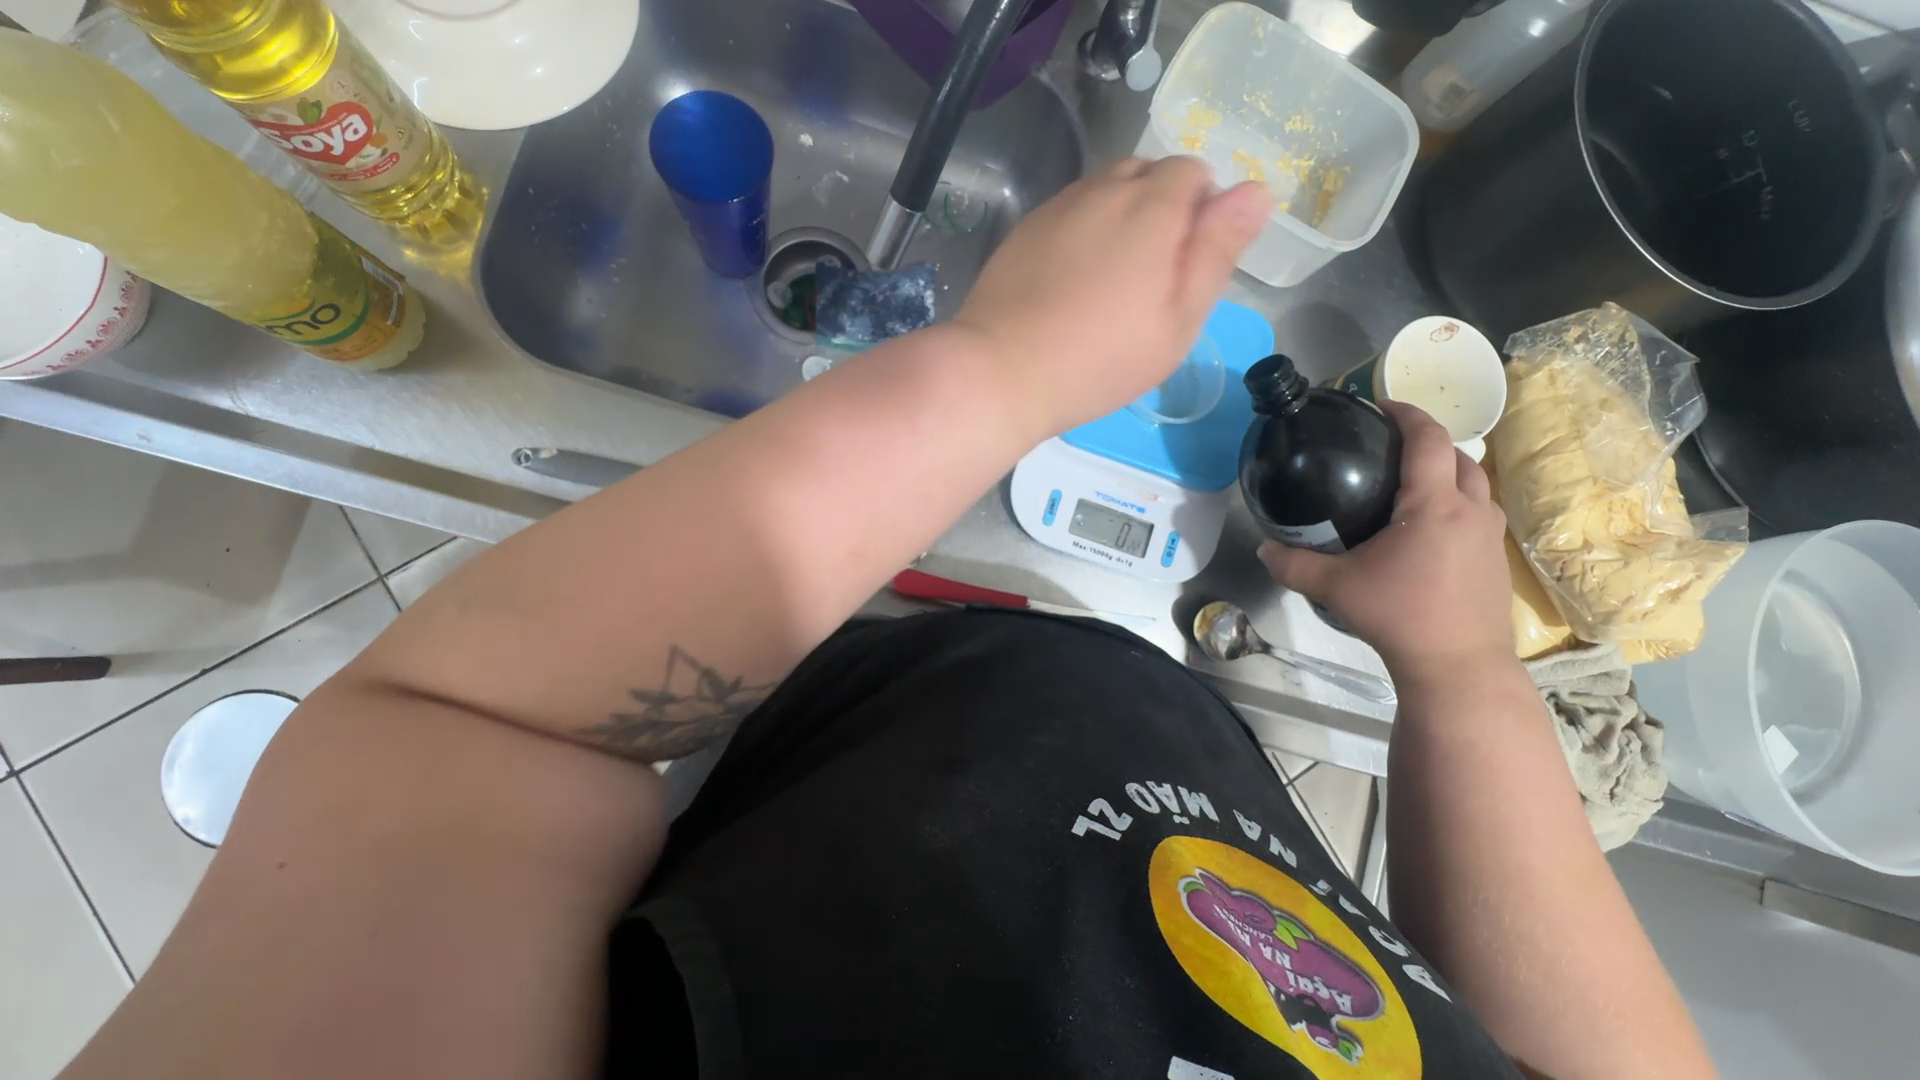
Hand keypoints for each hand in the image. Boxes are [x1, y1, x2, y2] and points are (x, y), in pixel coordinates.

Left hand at [951, 157, 1270, 433]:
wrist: (1002, 371)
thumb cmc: (1101, 358)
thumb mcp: (1179, 318)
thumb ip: (1218, 249)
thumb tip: (1257, 190)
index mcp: (1152, 206)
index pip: (1193, 172)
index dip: (1201, 211)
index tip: (1187, 264)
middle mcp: (1103, 190)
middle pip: (1147, 173)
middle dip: (1161, 208)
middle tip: (1152, 276)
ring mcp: (1057, 207)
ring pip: (1104, 190)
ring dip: (1120, 217)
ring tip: (1111, 279)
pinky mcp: (1024, 229)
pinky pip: (1069, 212)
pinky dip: (1083, 231)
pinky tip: (1073, 280)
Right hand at [1257, 401, 1513, 679]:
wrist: (1457, 664)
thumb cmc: (1399, 616)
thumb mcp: (1335, 588)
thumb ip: (1294, 565)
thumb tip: (1264, 548)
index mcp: (1434, 505)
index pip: (1429, 439)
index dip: (1407, 413)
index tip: (1381, 406)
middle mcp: (1470, 511)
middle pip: (1459, 457)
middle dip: (1428, 443)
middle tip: (1391, 449)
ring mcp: (1490, 536)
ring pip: (1475, 486)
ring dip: (1447, 474)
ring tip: (1410, 487)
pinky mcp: (1495, 561)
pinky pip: (1478, 514)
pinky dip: (1456, 505)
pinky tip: (1427, 530)